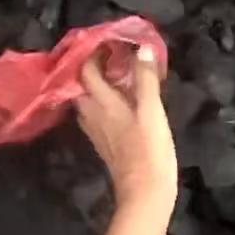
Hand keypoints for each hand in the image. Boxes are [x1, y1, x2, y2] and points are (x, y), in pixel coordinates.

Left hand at [77, 46, 176, 216]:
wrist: (144, 193)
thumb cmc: (148, 149)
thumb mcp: (151, 110)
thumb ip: (145, 79)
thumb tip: (142, 48)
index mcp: (100, 102)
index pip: (86, 70)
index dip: (93, 53)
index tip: (108, 41)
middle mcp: (90, 113)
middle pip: (82, 84)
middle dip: (92, 68)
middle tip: (111, 56)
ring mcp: (94, 129)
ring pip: (87, 100)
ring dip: (97, 85)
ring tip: (115, 75)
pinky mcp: (102, 142)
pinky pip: (95, 113)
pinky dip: (103, 101)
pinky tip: (119, 102)